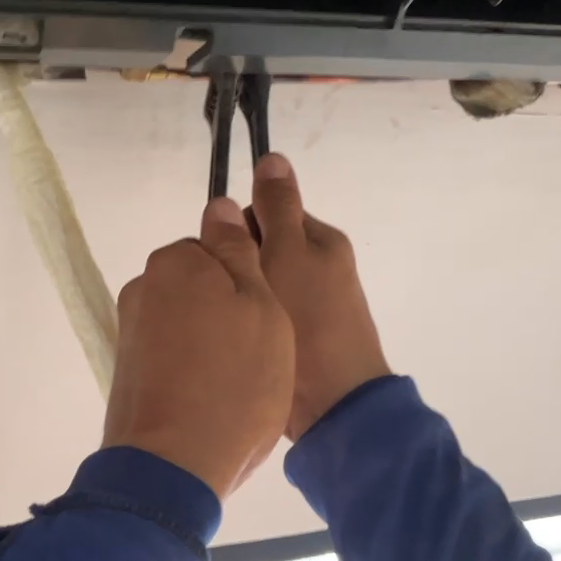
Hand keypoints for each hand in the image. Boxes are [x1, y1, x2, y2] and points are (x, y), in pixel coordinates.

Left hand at [102, 198, 295, 499]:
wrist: (172, 467)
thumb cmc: (234, 381)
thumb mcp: (260, 307)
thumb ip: (238, 251)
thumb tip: (219, 204)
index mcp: (176, 261)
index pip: (222, 246)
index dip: (251, 278)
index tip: (267, 315)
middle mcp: (144, 285)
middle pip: (202, 282)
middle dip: (229, 307)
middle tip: (257, 351)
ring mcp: (131, 328)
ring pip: (189, 318)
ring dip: (211, 340)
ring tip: (236, 382)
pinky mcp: (127, 367)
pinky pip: (171, 351)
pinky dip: (191, 366)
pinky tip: (210, 397)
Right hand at [250, 154, 390, 441]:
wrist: (336, 405)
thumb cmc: (311, 319)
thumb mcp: (288, 253)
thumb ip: (278, 207)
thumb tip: (274, 156)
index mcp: (320, 240)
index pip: (263, 212)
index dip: (238, 229)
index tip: (227, 257)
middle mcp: (320, 266)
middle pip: (260, 245)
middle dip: (239, 261)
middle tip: (224, 290)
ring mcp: (313, 303)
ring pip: (260, 280)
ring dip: (243, 291)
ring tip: (226, 316)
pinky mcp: (303, 336)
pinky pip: (266, 310)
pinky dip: (251, 317)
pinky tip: (237, 335)